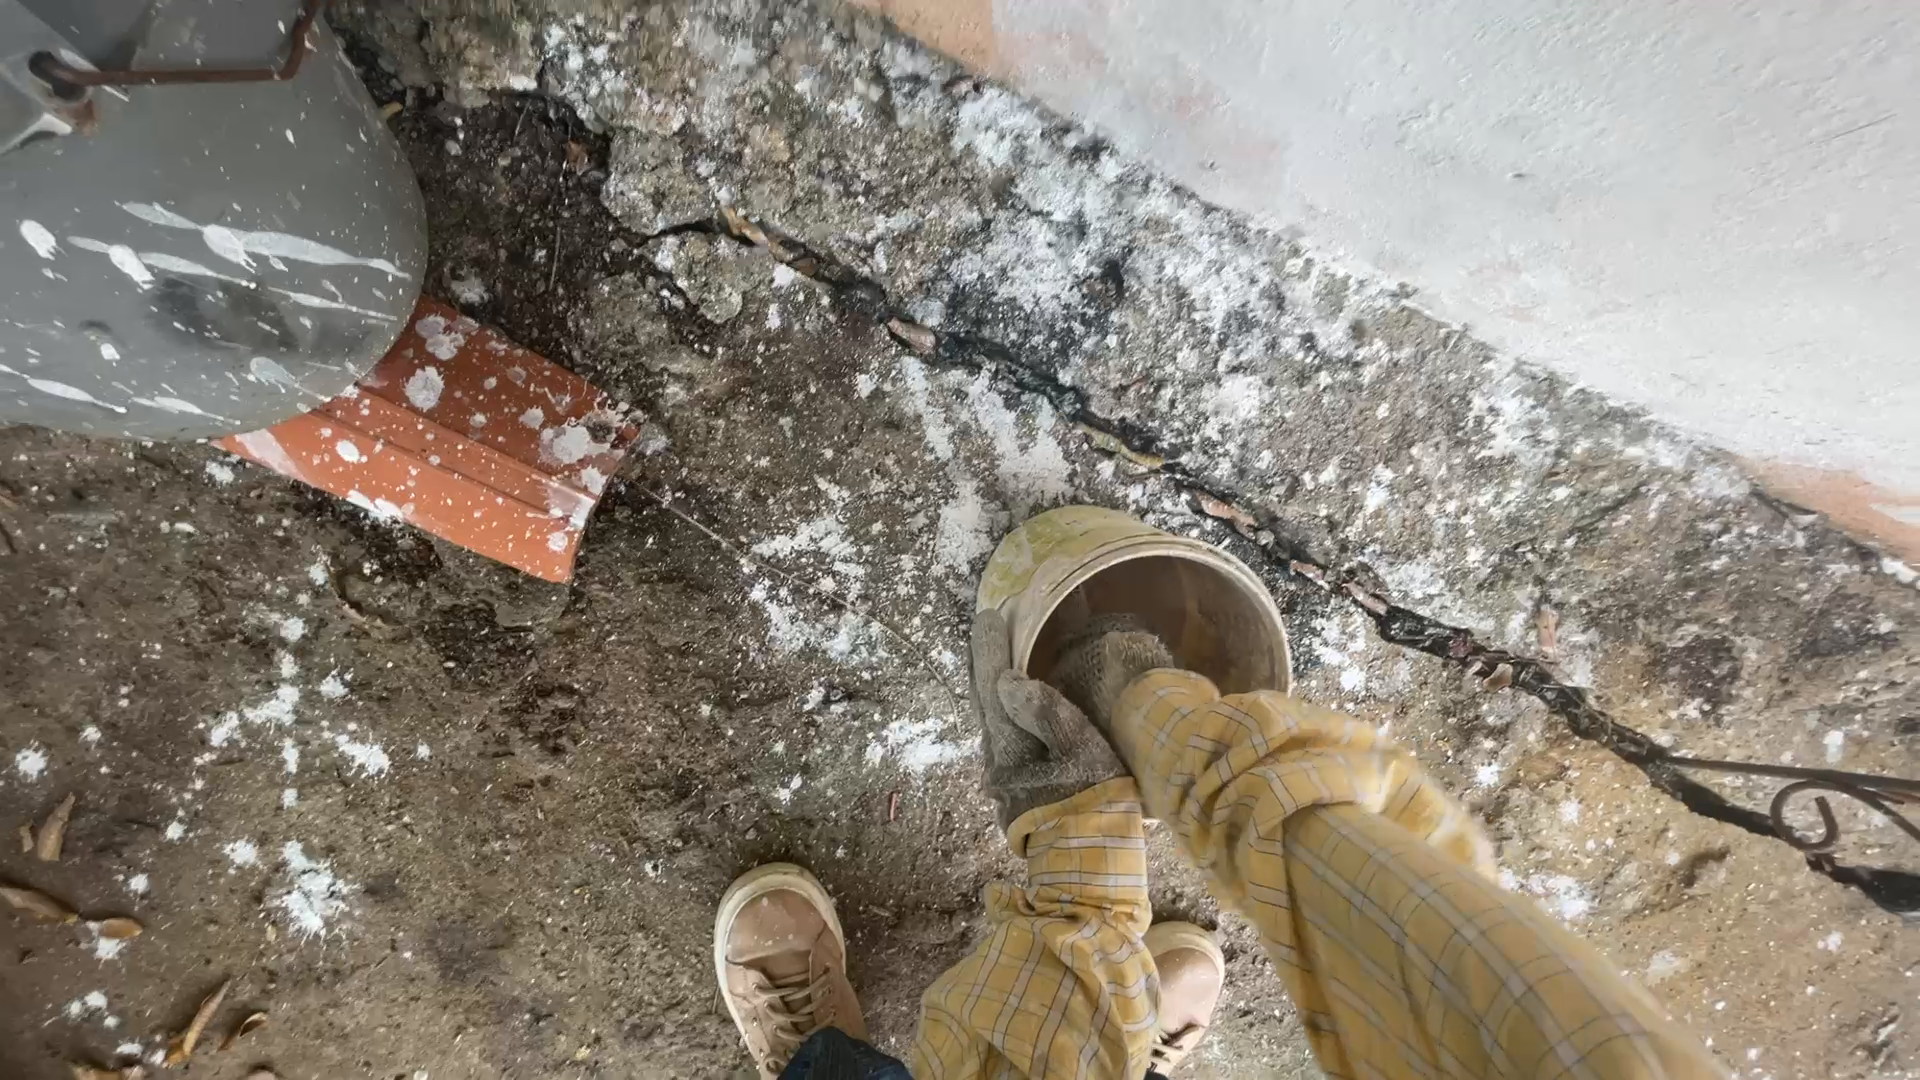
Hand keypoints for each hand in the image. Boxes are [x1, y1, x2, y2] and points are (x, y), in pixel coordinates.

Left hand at [971, 609, 1128, 830]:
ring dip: (993, 683)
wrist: (1088, 871)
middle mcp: (995, 759)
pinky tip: (1013, 699)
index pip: (993, 685)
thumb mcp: (1081, 753)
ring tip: (999, 655)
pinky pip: (1002, 733)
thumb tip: (1008, 680)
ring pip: (991, 717)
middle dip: (985, 661)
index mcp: (1010, 745)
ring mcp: (1000, 776)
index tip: (990, 616)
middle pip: (984, 699)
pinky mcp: (1012, 787)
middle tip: (988, 627)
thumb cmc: (1093, 805)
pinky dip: (1004, 707)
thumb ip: (1046, 713)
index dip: (991, 649)